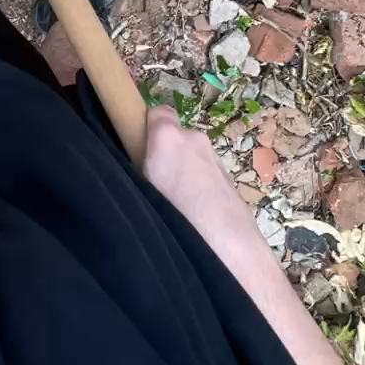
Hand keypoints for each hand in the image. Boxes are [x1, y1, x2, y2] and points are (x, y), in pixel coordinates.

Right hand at [141, 105, 250, 243]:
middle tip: (154, 186)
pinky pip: (208, 179)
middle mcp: (196, 140)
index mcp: (169, 137)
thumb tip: (132, 166)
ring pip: (194, 161)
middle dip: (166, 157)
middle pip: (176, 139)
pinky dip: (202, 192)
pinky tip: (197, 220)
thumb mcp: (138, 188)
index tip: (138, 150)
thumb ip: (135, 167)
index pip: (157, 112)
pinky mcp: (233, 184)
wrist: (231, 253)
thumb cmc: (174, 216)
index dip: (147, 129)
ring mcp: (218, 162)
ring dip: (185, 177)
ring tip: (177, 210)